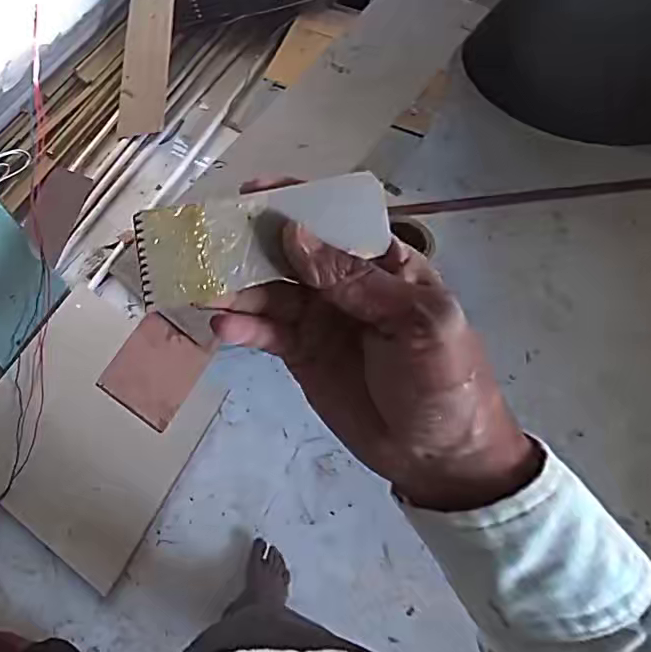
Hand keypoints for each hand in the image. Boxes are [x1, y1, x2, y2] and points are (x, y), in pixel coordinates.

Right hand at [209, 218, 540, 511]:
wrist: (439, 459)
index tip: (251, 192)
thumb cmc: (446, 382)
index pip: (333, 221)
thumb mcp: (417, 323)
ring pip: (266, 292)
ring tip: (203, 290)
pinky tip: (223, 327)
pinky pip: (262, 330)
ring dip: (234, 289)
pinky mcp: (297, 351)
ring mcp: (316, 317)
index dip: (294, 202)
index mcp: (380, 265)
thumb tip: (294, 234)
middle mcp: (341, 284)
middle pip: (287, 254)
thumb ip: (354, 279)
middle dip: (248, 246)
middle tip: (209, 244)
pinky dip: (240, 326)